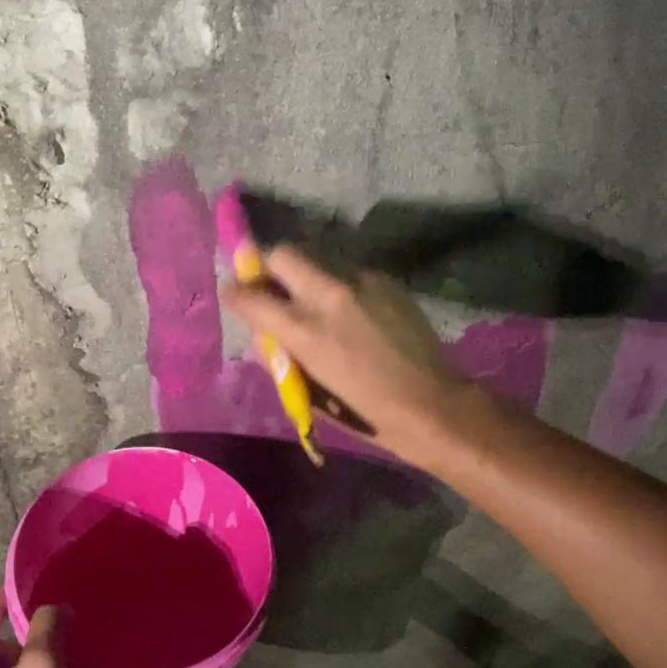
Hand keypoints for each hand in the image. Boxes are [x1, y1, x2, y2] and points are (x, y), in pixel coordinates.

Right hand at [220, 246, 471, 464]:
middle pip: (283, 253)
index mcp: (304, 331)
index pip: (250, 296)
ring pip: (318, 258)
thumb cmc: (366, 413)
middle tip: (272, 284)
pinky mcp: (385, 280)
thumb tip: (263, 334)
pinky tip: (354, 311)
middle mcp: (328, 295)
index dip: (235, 293)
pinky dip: (340, 286)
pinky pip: (349, 272)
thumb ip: (281, 357)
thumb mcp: (310, 395)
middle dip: (270, 265)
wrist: (433, 404)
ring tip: (318, 301)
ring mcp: (360, 282)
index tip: (234, 294)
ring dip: (307, 275)